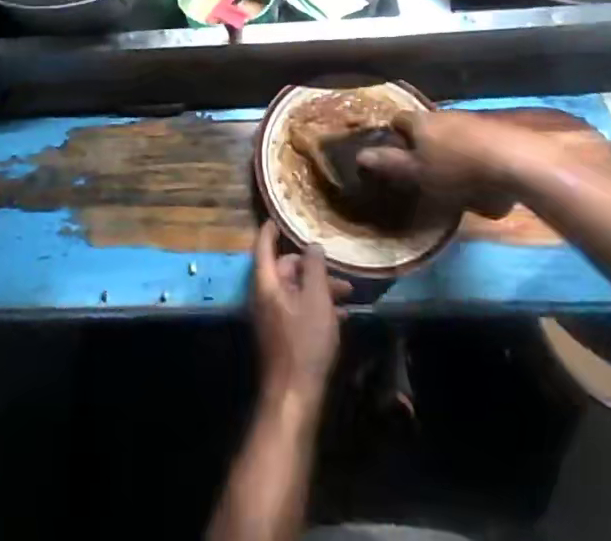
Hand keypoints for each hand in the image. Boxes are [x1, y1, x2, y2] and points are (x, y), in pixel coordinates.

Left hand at [251, 220, 349, 403]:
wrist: (293, 393)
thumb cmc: (305, 342)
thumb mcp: (317, 300)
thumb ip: (314, 269)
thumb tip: (311, 245)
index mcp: (266, 284)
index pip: (263, 247)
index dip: (269, 231)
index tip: (276, 218)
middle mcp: (263, 297)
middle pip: (283, 270)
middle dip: (311, 268)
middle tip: (339, 275)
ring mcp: (269, 316)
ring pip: (293, 291)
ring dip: (317, 289)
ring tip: (347, 297)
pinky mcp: (279, 334)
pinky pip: (295, 309)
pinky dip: (314, 306)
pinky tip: (340, 317)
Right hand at [355, 108, 610, 216]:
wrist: (519, 163)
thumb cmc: (457, 169)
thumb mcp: (416, 173)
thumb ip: (388, 165)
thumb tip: (359, 155)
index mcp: (420, 121)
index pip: (398, 120)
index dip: (393, 136)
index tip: (394, 155)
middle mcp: (445, 114)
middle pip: (428, 128)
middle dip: (425, 147)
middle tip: (425, 174)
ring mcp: (475, 121)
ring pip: (455, 137)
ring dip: (453, 155)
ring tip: (457, 184)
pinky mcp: (501, 133)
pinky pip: (480, 147)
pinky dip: (478, 162)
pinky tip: (485, 185)